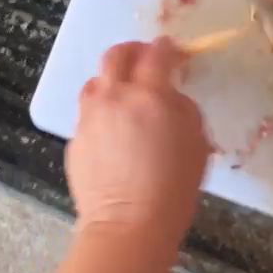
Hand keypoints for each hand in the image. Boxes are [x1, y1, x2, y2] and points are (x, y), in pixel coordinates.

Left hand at [67, 38, 210, 247]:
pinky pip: (87, 113)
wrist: (128, 225)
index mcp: (150, 94)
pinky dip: (101, 111)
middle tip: (145, 59)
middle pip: (116, 55)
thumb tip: (170, 95)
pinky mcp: (76, 139)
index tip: (173, 51)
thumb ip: (183, 107)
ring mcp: (90, 117)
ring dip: (111, 80)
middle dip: (132, 51)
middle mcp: (115, 97)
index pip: (156, 54)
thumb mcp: (197, 141)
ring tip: (124, 94)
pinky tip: (113, 131)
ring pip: (96, 82)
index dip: (166, 48)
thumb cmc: (173, 186)